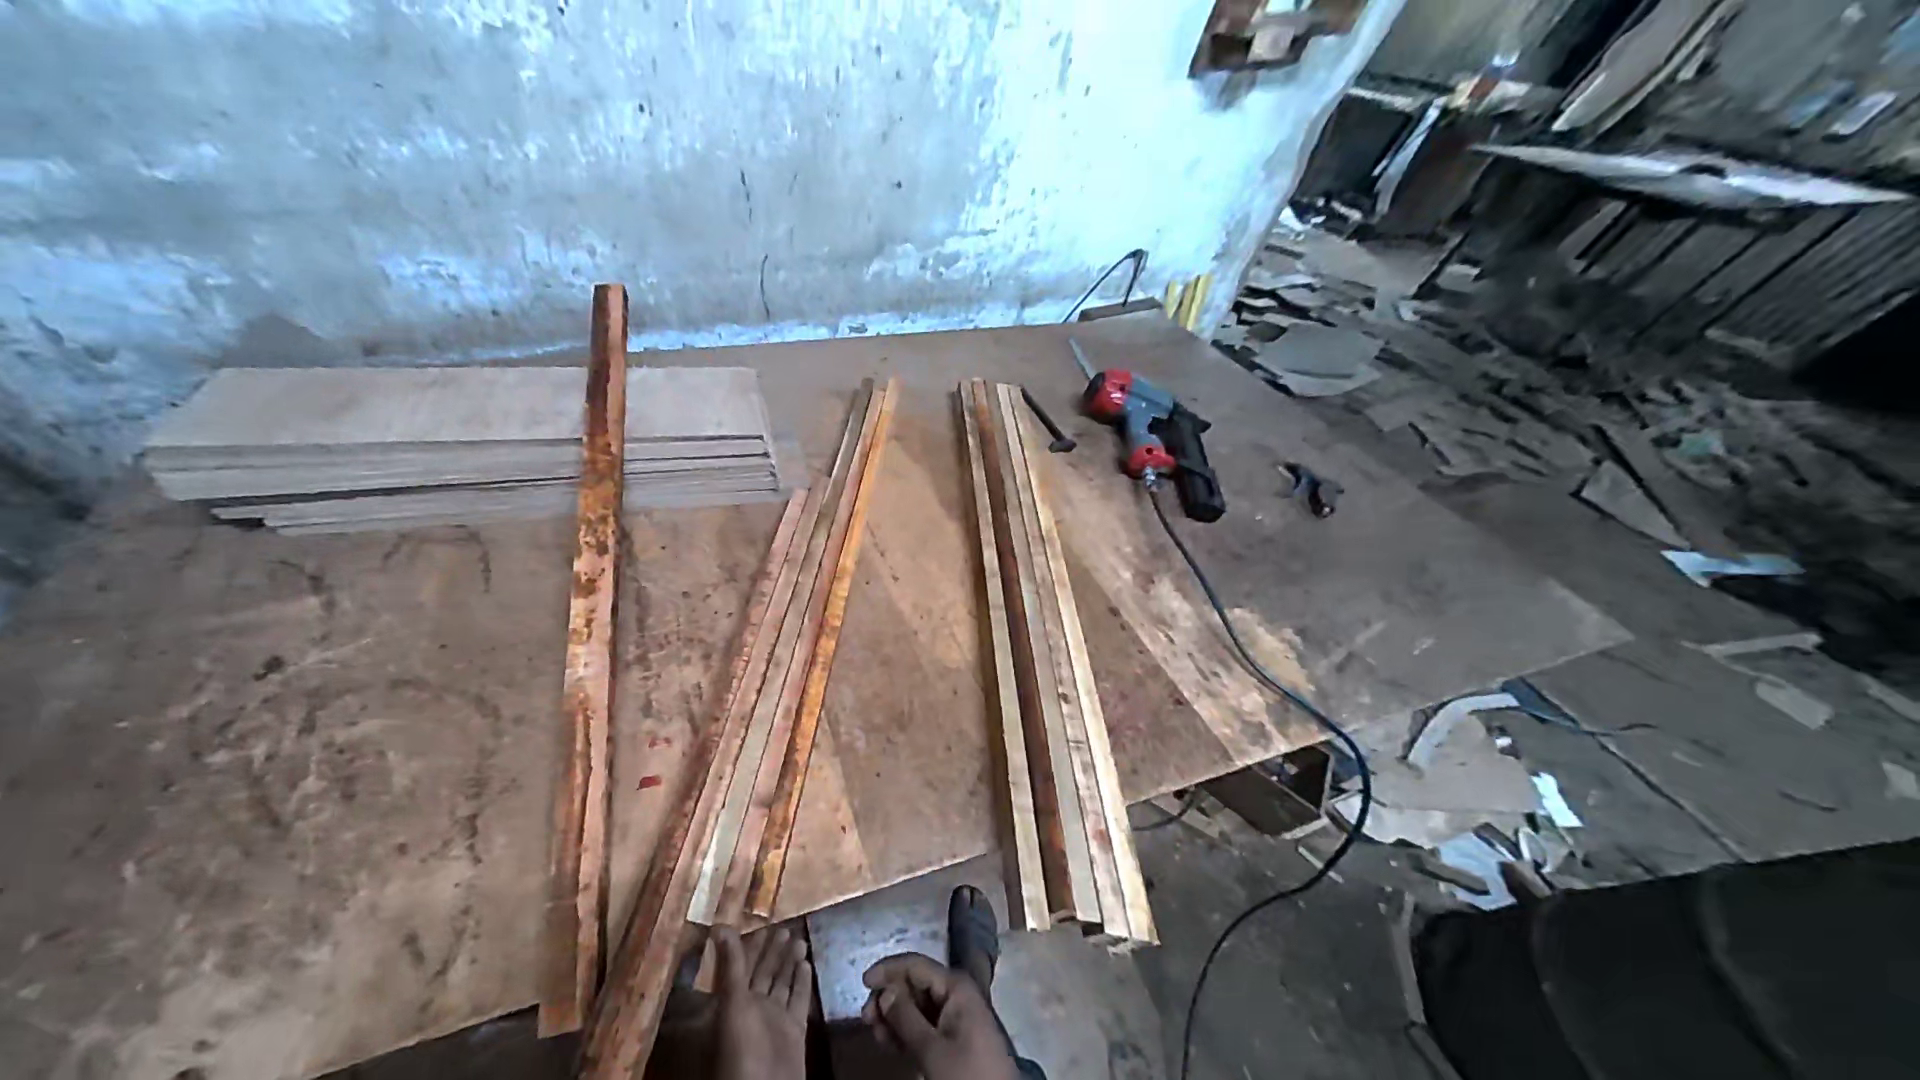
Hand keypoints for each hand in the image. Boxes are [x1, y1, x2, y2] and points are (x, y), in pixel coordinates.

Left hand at [713, 926, 811, 1079]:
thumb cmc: (742, 1046)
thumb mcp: (733, 1002)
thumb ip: (732, 965)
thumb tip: (719, 925)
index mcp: (736, 1002)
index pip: (745, 966)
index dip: (753, 946)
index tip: (764, 925)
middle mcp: (755, 1007)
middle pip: (766, 973)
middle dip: (774, 951)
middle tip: (786, 927)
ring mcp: (776, 1018)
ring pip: (784, 983)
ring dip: (790, 962)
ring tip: (800, 941)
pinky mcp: (795, 1029)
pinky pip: (799, 1001)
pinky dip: (803, 983)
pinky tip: (808, 965)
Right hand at [861, 953, 1020, 1079]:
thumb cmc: (967, 1073)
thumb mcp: (933, 1049)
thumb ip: (906, 1018)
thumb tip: (885, 991)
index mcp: (955, 985)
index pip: (915, 965)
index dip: (888, 969)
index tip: (863, 982)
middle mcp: (955, 993)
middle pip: (914, 985)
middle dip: (889, 998)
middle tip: (866, 1019)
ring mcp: (955, 1015)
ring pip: (916, 1006)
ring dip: (894, 1018)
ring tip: (876, 1035)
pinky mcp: (953, 1038)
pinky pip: (923, 1025)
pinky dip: (905, 1032)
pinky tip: (890, 1044)